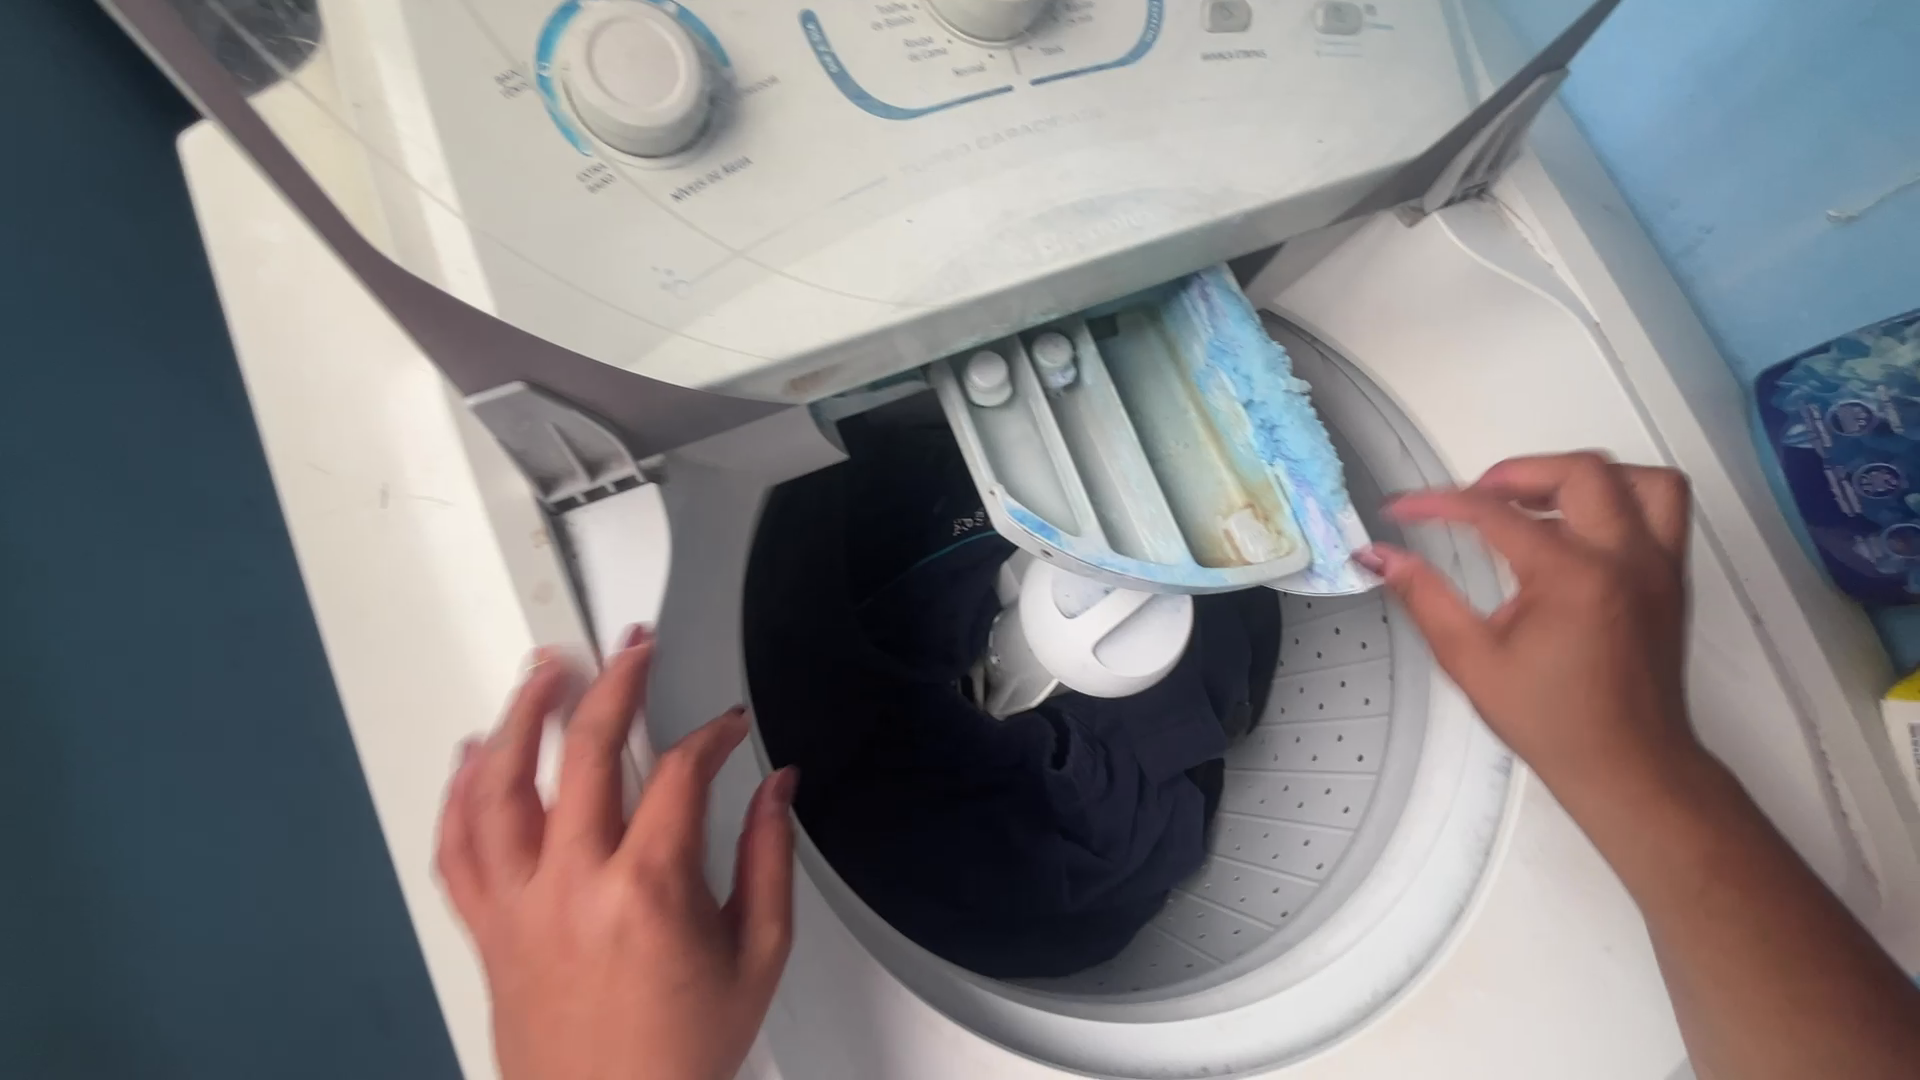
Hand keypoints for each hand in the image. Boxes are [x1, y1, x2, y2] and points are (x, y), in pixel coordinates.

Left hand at [436, 626, 797, 1079]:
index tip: (727, 728)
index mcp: (649, 889)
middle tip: (632, 647)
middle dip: (616, 684)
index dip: (713, 735)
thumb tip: (779, 789)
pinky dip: (460, 793)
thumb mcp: (759, 951)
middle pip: (589, 753)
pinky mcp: (490, 932)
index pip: (681, 773)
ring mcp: (521, 908)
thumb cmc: (684, 1052)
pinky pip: (458, 850)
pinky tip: (475, 755)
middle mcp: (575, 888)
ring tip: (543, 672)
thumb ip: (770, 855)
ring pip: (502, 788)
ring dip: (523, 717)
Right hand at [1355, 452, 1698, 801]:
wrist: (1628, 763)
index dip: (1437, 503)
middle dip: (1514, 473)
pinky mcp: (1671, 576)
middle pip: (1580, 471)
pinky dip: (1614, 498)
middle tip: (1471, 498)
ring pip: (1636, 479)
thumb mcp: (1467, 656)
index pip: (1495, 512)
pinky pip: (1658, 508)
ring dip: (1579, 477)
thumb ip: (1421, 594)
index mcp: (1572, 578)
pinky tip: (1569, 528)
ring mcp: (1660, 565)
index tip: (1400, 509)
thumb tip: (1376, 556)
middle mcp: (1626, 559)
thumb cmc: (1545, 716)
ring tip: (1530, 501)